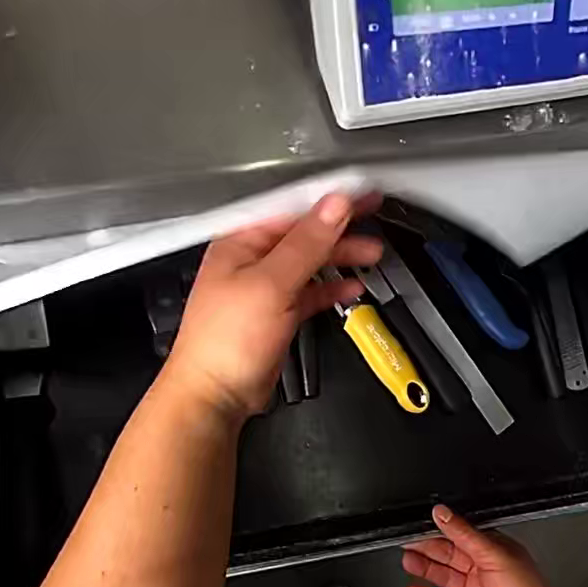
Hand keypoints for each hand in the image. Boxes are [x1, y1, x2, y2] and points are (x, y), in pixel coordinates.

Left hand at [164, 193, 383, 418]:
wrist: (214, 394)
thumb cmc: (222, 342)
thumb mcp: (270, 284)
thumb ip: (305, 244)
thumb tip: (333, 207)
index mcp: (239, 243)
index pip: (289, 208)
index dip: (326, 199)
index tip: (359, 192)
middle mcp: (250, 262)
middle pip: (301, 234)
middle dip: (338, 226)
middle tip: (372, 215)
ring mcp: (263, 289)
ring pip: (307, 263)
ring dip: (338, 257)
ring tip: (370, 253)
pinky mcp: (275, 315)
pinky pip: (308, 293)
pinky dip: (330, 288)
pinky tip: (351, 286)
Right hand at [402, 505, 576, 586]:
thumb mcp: (493, 557)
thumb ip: (464, 534)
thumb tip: (443, 513)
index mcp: (498, 554)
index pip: (462, 537)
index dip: (440, 532)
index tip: (418, 527)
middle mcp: (488, 574)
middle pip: (450, 557)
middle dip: (428, 549)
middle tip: (407, 544)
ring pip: (445, 580)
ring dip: (425, 570)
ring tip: (407, 562)